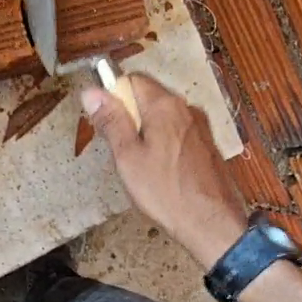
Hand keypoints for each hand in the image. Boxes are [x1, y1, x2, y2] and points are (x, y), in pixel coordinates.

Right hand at [83, 73, 248, 267]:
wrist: (210, 222)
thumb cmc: (164, 192)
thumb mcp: (128, 157)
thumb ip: (111, 121)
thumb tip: (91, 91)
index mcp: (165, 105)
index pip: (132, 79)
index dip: (113, 95)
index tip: (105, 124)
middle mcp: (186, 108)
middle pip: (149, 97)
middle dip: (129, 116)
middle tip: (120, 151)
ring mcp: (200, 126)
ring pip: (163, 116)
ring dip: (145, 132)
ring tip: (138, 166)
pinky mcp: (207, 145)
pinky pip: (177, 132)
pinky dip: (162, 143)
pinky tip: (159, 172)